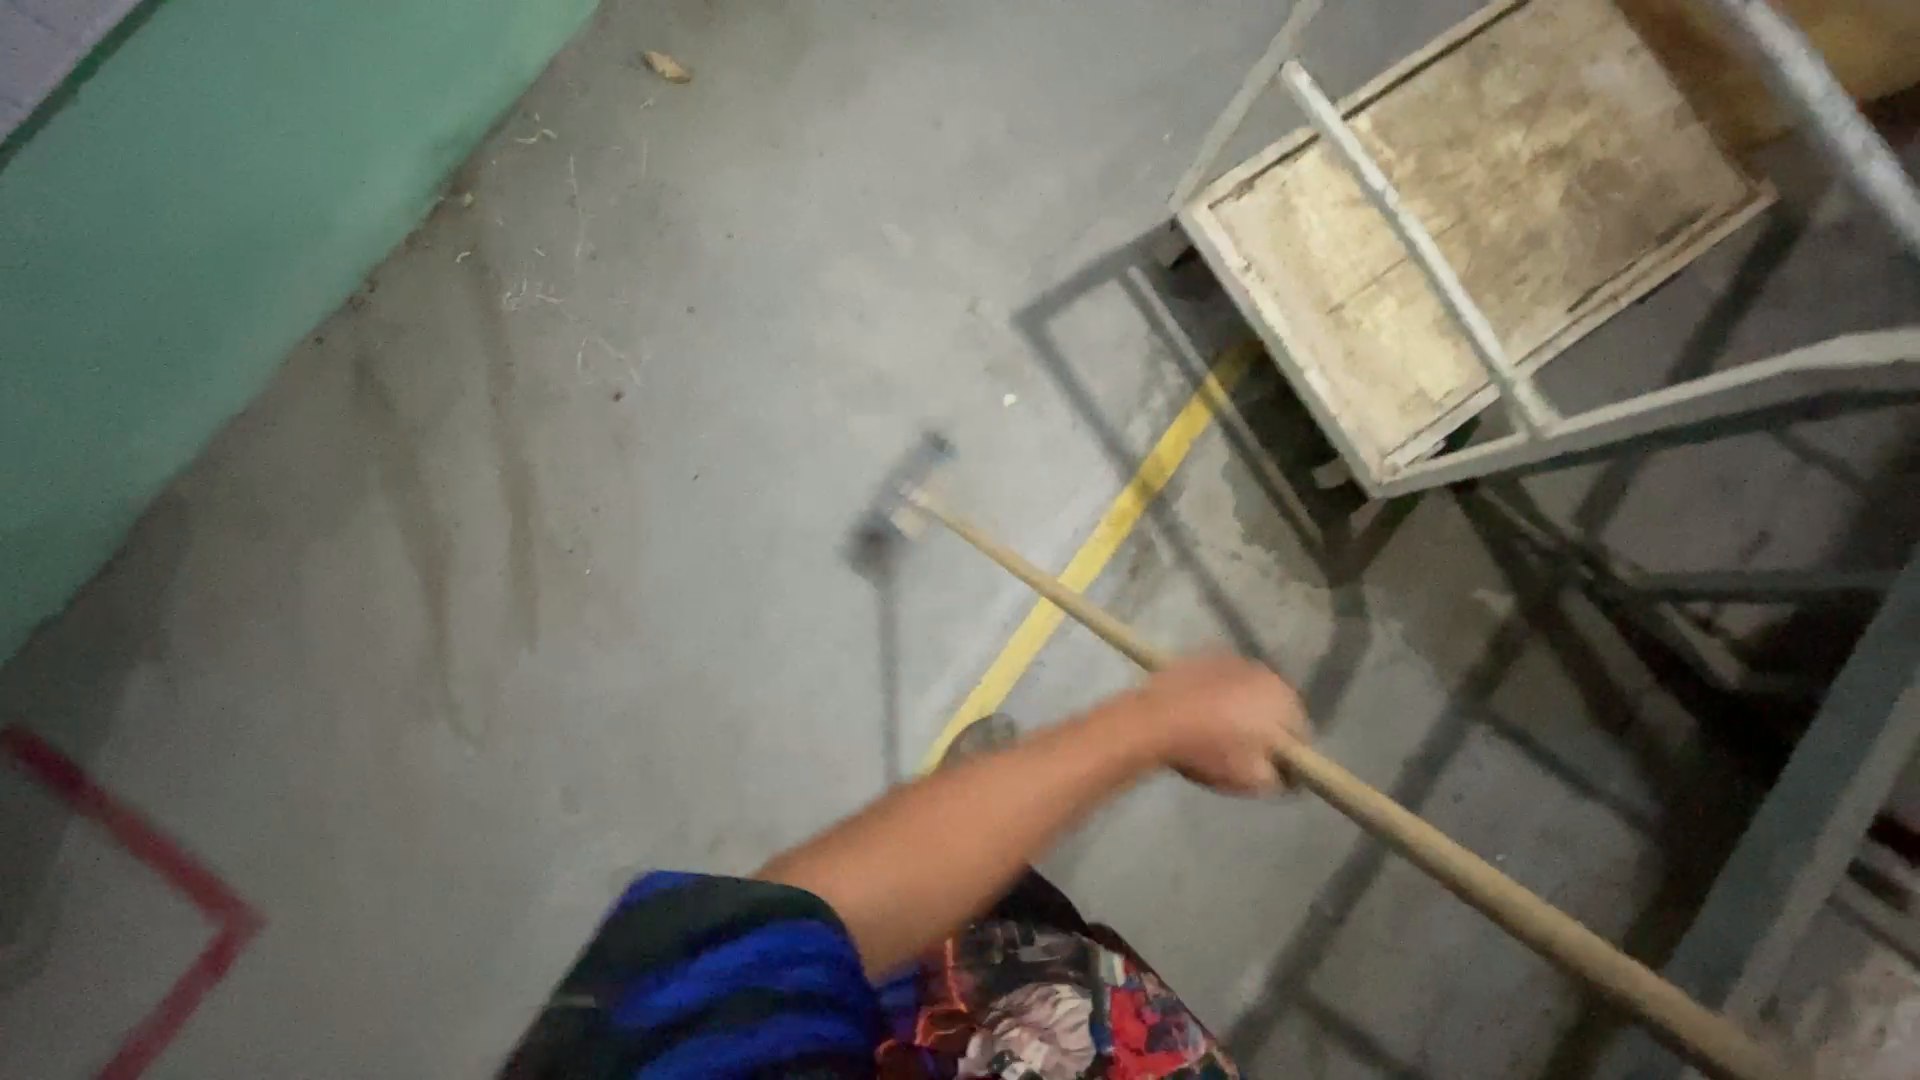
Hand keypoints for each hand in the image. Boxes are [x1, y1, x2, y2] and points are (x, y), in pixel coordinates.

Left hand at [1115, 652, 1310, 795]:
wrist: (1154, 719)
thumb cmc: (1210, 750)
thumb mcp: (1256, 781)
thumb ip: (1284, 777)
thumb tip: (1288, 772)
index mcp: (1285, 700)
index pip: (1301, 734)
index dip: (1289, 756)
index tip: (1270, 768)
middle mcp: (1265, 673)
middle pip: (1276, 707)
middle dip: (1266, 726)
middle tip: (1242, 749)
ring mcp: (1233, 660)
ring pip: (1249, 691)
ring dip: (1241, 707)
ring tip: (1217, 729)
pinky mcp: (1204, 655)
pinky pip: (1221, 680)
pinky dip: (1217, 693)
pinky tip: (1199, 710)